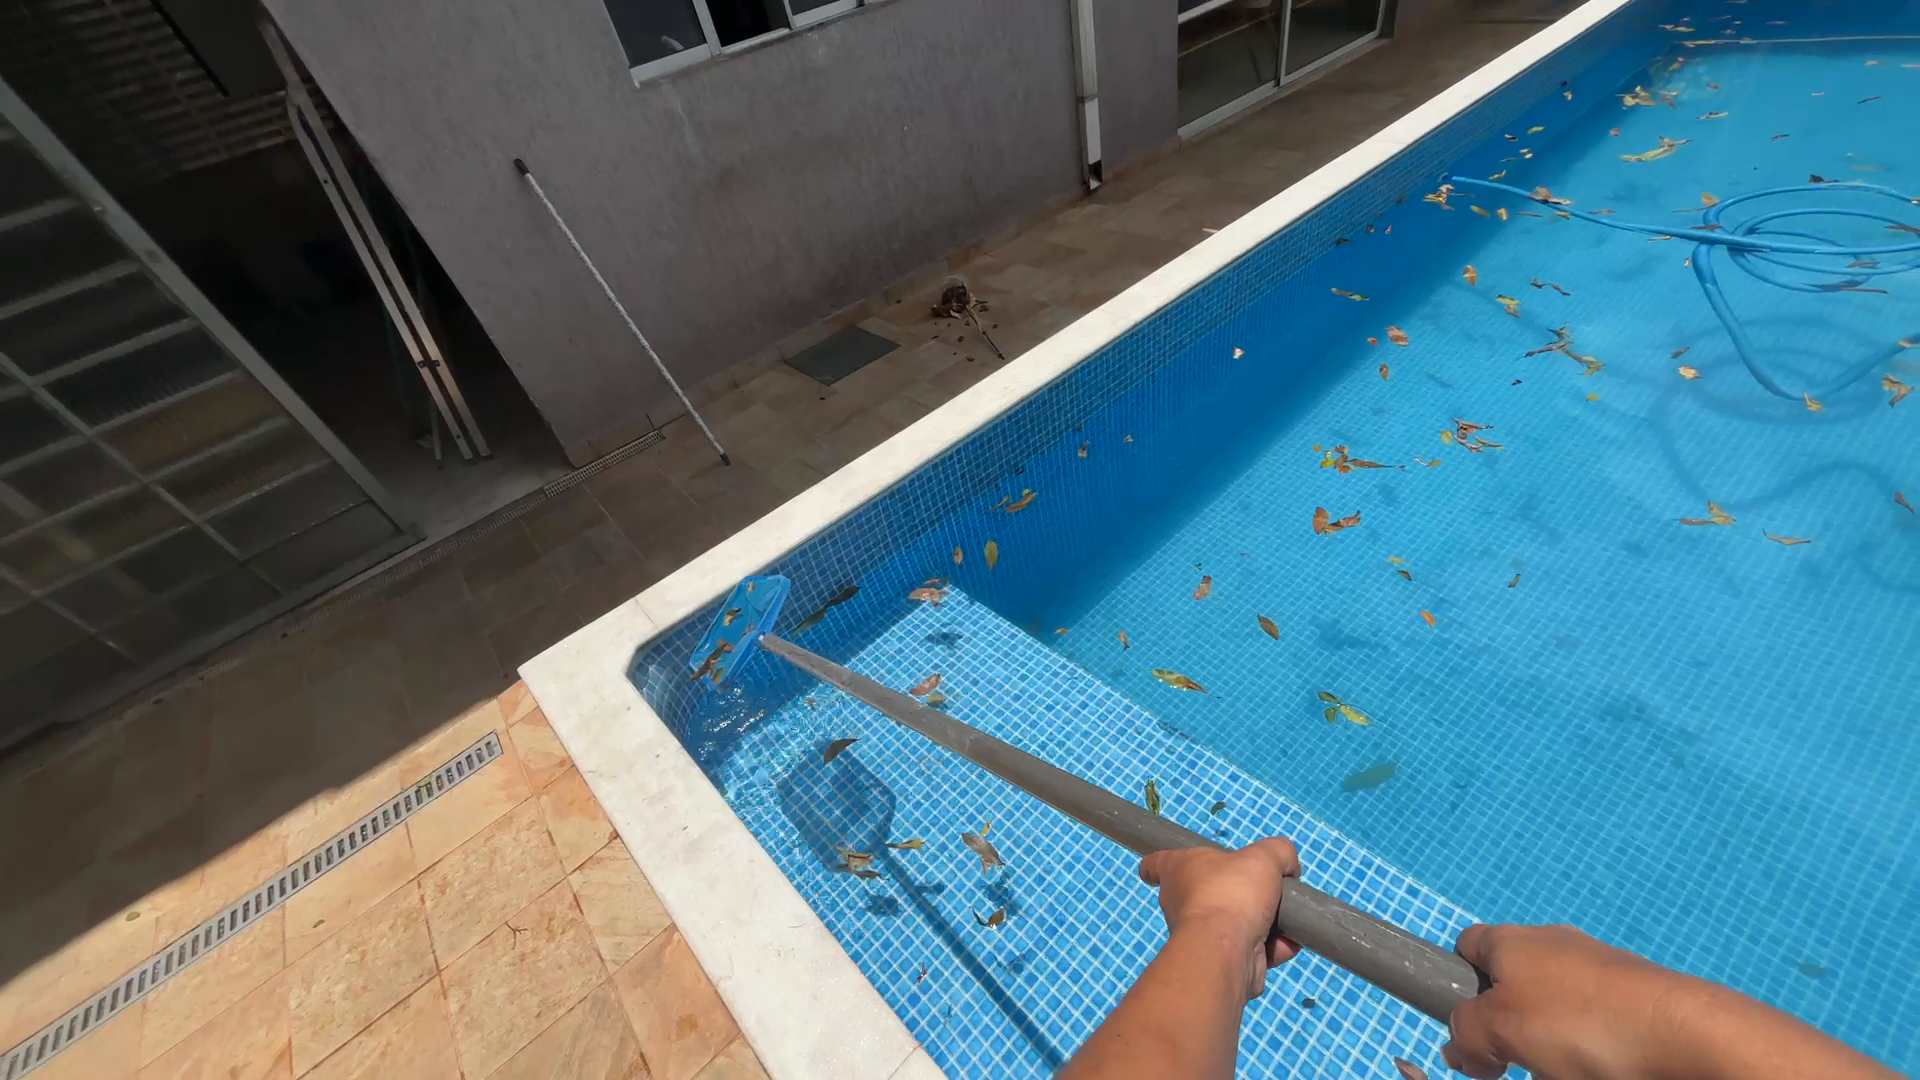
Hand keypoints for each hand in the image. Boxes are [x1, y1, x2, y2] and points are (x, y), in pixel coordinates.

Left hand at [1138, 837, 1302, 1000]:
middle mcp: (1178, 900)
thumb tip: (1287, 864)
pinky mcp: (1218, 960)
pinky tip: (1284, 945)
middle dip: (1237, 896)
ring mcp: (1196, 933)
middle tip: (1262, 894)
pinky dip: (1269, 949)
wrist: (1227, 948)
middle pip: (1204, 894)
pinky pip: (1247, 950)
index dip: (1158, 864)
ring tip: (1283, 922)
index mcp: (1176, 868)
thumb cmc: (1232, 891)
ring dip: (1263, 925)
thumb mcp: (1263, 858)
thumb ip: (1278, 852)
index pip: (1155, 863)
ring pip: (1232, 924)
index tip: (1165, 867)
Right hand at [1443, 924, 1715, 1079]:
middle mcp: (1552, 944)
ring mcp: (1603, 970)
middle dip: (1513, 1026)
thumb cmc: (1577, 1023)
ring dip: (1556, 1043)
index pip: (1467, 946)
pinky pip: (1606, 1023)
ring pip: (1562, 1009)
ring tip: (1568, 1075)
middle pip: (1516, 983)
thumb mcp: (1499, 1030)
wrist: (1694, 1038)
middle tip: (1519, 1062)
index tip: (1472, 1025)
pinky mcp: (1646, 998)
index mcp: (1511, 939)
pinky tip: (1611, 1071)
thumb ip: (1465, 1034)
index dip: (1461, 983)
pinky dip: (1602, 1050)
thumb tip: (1459, 1051)